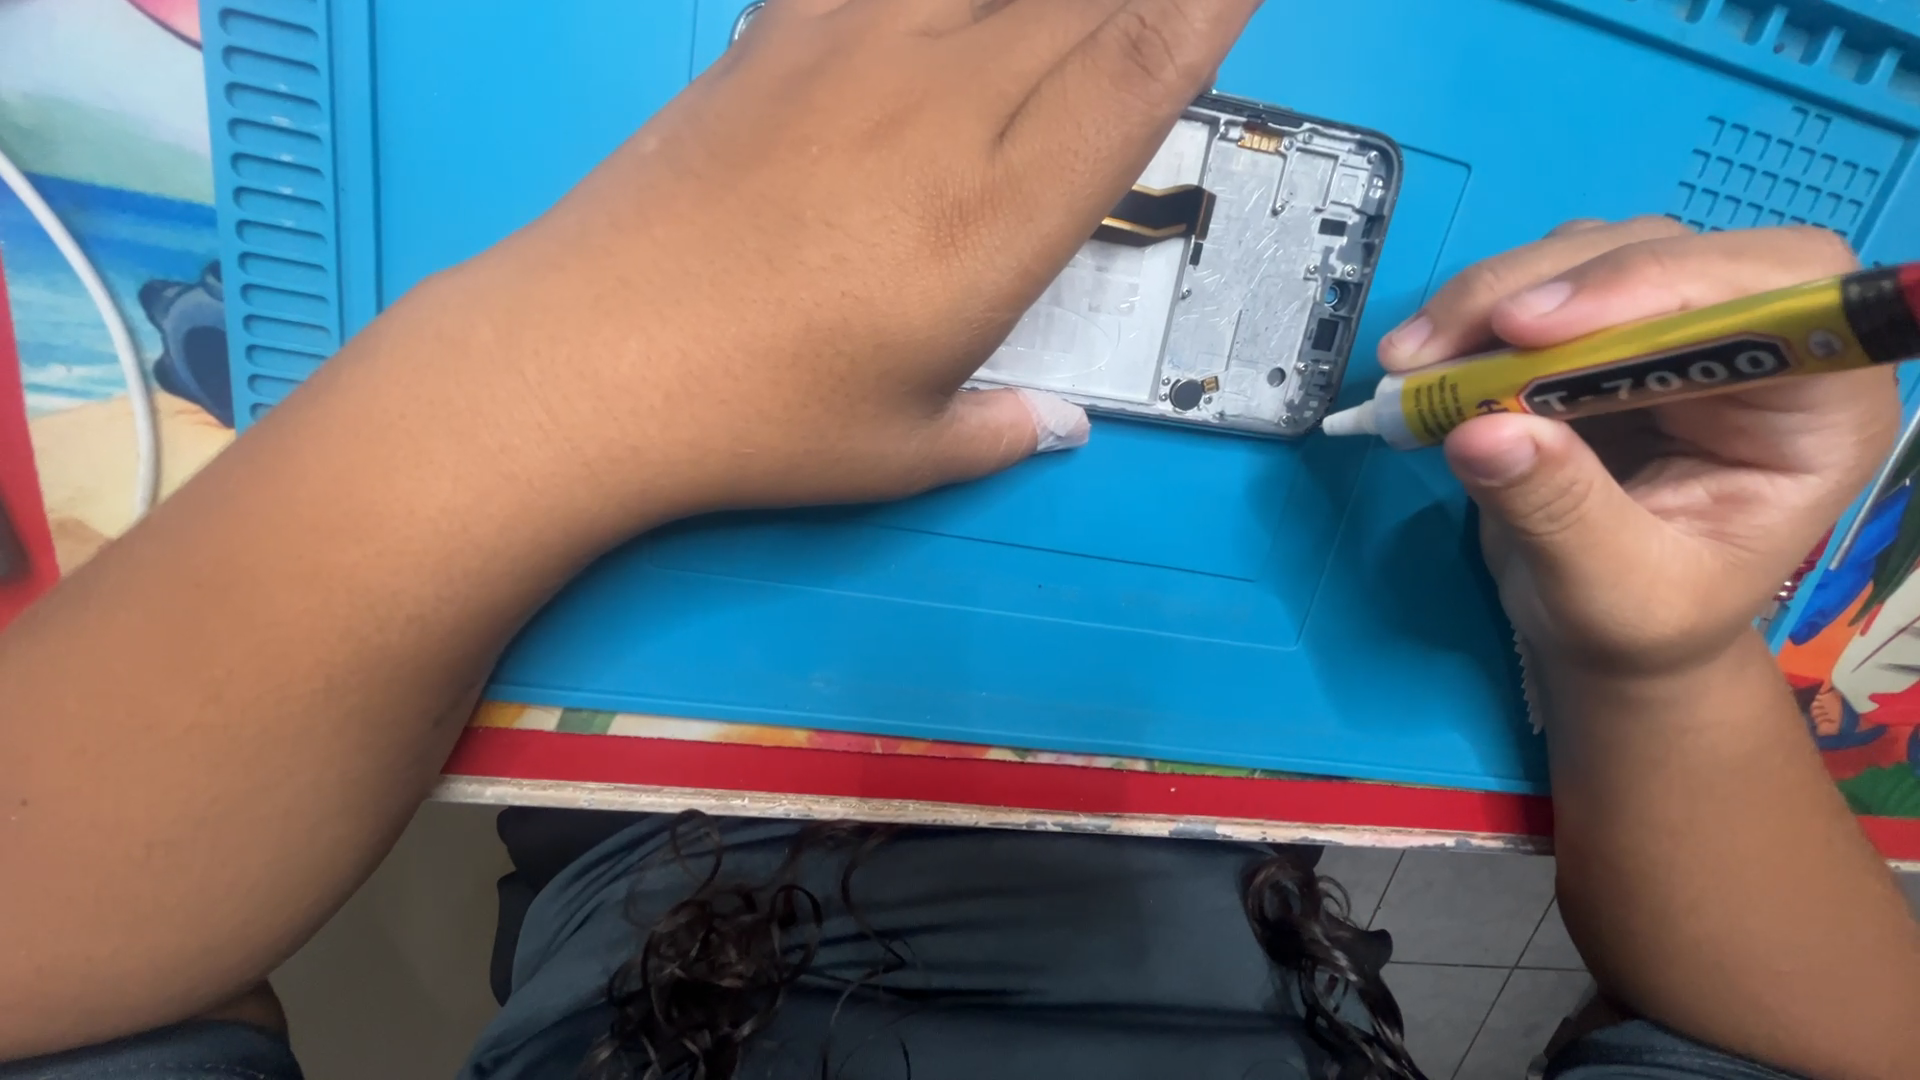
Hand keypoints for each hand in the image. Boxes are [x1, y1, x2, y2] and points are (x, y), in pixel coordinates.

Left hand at [413, 0, 1261, 536]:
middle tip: (1161, 11)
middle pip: (1079, 2)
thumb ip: (999, 429)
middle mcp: (943, 108)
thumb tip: (1059, 426)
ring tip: (1053, 23)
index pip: (1134, 77)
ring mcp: (851, 54)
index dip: (1206, 9)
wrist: (592, 363)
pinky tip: (923, 13)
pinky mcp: (771, 38)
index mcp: (996, 219)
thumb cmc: (766, 423)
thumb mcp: (903, 453)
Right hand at [1379, 220, 1899, 676]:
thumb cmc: (1635, 622)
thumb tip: (1479, 431)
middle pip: (1659, 254)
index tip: (1523, 328)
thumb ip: (1557, 513)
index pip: (1772, 291)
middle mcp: (1747, 349)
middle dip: (1530, 290)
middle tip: (1422, 352)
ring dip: (1482, 301)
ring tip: (1405, 363)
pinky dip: (1462, 324)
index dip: (1653, 284)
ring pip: (1582, 259)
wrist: (1602, 628)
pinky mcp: (1583, 346)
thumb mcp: (1605, 589)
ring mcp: (1659, 339)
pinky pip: (1527, 296)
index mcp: (1807, 409)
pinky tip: (1418, 369)